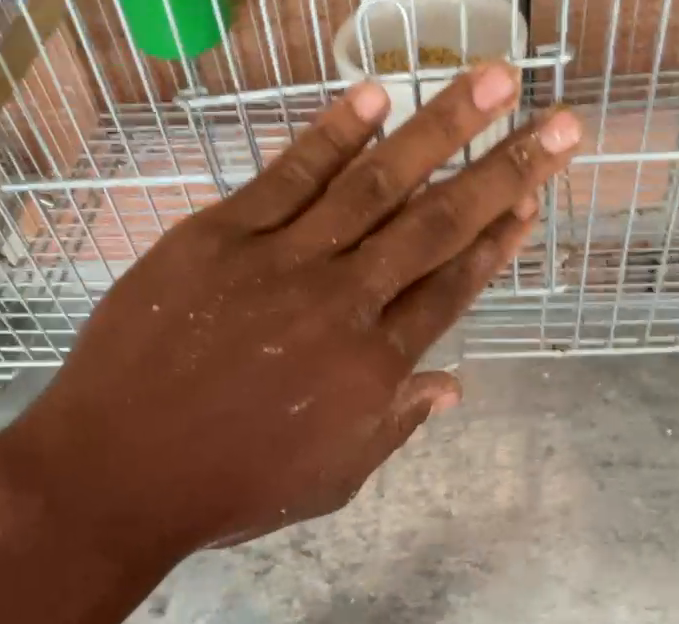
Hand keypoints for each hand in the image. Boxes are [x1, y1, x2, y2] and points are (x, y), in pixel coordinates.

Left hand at [0, 62, 580, 556]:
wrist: (121, 472)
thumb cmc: (232, 490)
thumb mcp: (332, 481)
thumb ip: (393, 426)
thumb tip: (453, 387)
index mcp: (373, 370)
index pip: (451, 291)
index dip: (497, 243)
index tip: (533, 202)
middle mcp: (343, 303)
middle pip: (435, 226)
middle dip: (502, 171)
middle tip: (557, 123)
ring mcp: (280, 262)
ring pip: (374, 184)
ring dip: (437, 128)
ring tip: (491, 79)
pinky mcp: (219, 236)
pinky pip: (287, 176)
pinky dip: (332, 135)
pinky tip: (373, 97)